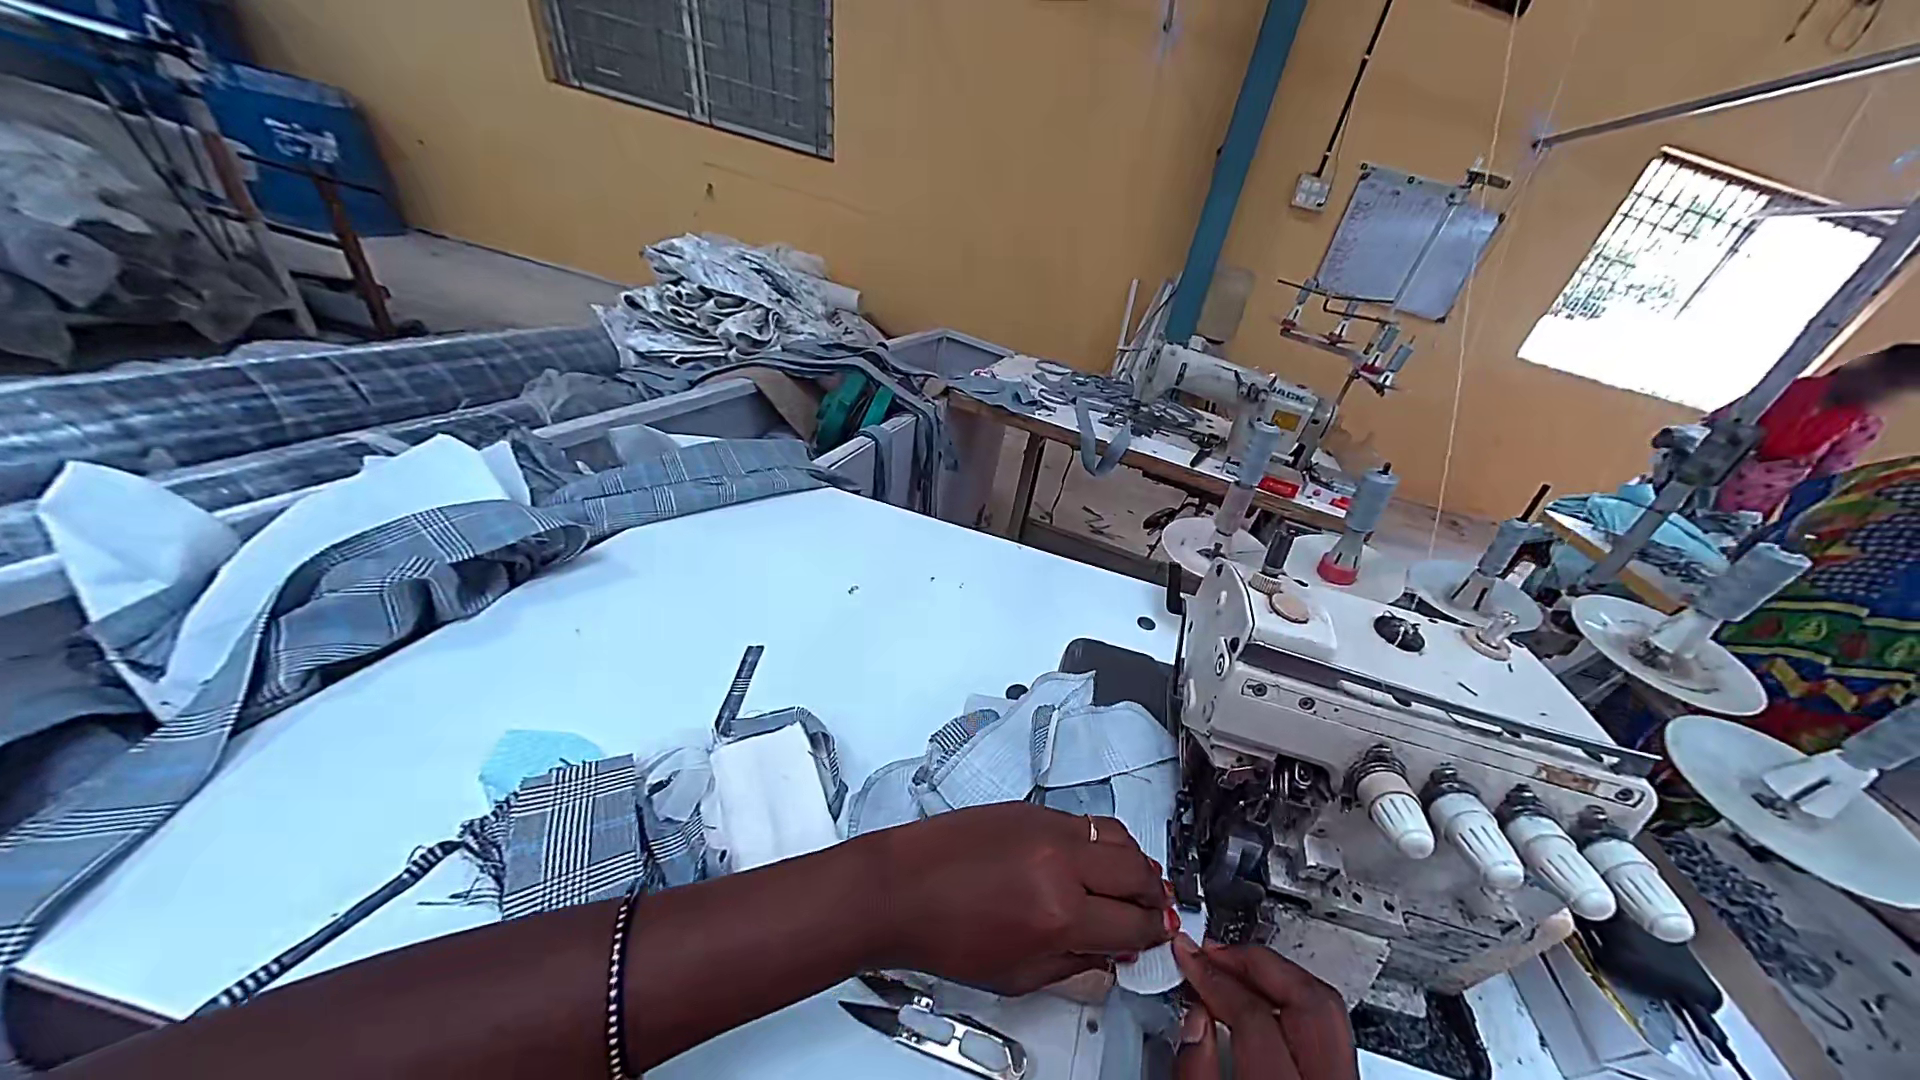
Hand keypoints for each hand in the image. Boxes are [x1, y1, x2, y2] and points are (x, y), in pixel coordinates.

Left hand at [860, 803, 1174, 993]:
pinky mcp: (1027, 809)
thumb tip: (1110, 953)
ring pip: (1115, 835)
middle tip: (1154, 907)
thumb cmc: (942, 932)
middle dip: (1155, 895)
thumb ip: (1075, 965)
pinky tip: (1091, 858)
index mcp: (1058, 914)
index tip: (1157, 934)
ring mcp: (1043, 828)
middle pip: (1137, 871)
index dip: (1154, 933)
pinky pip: (1081, 820)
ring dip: (1133, 860)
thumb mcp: (1016, 975)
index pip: (1134, 923)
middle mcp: (1058, 863)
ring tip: (1132, 879)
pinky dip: (1098, 839)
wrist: (900, 888)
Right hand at [1173, 936, 1358, 1079]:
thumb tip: (1194, 1017)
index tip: (1187, 957)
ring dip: (1275, 976)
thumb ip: (1197, 1072)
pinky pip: (1327, 1028)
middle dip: (1254, 962)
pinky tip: (1258, 1002)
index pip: (1255, 1014)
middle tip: (1212, 952)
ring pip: (1325, 1007)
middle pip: (1309, 999)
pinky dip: (1292, 1002)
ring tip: (1231, 970)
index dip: (1213, 975)